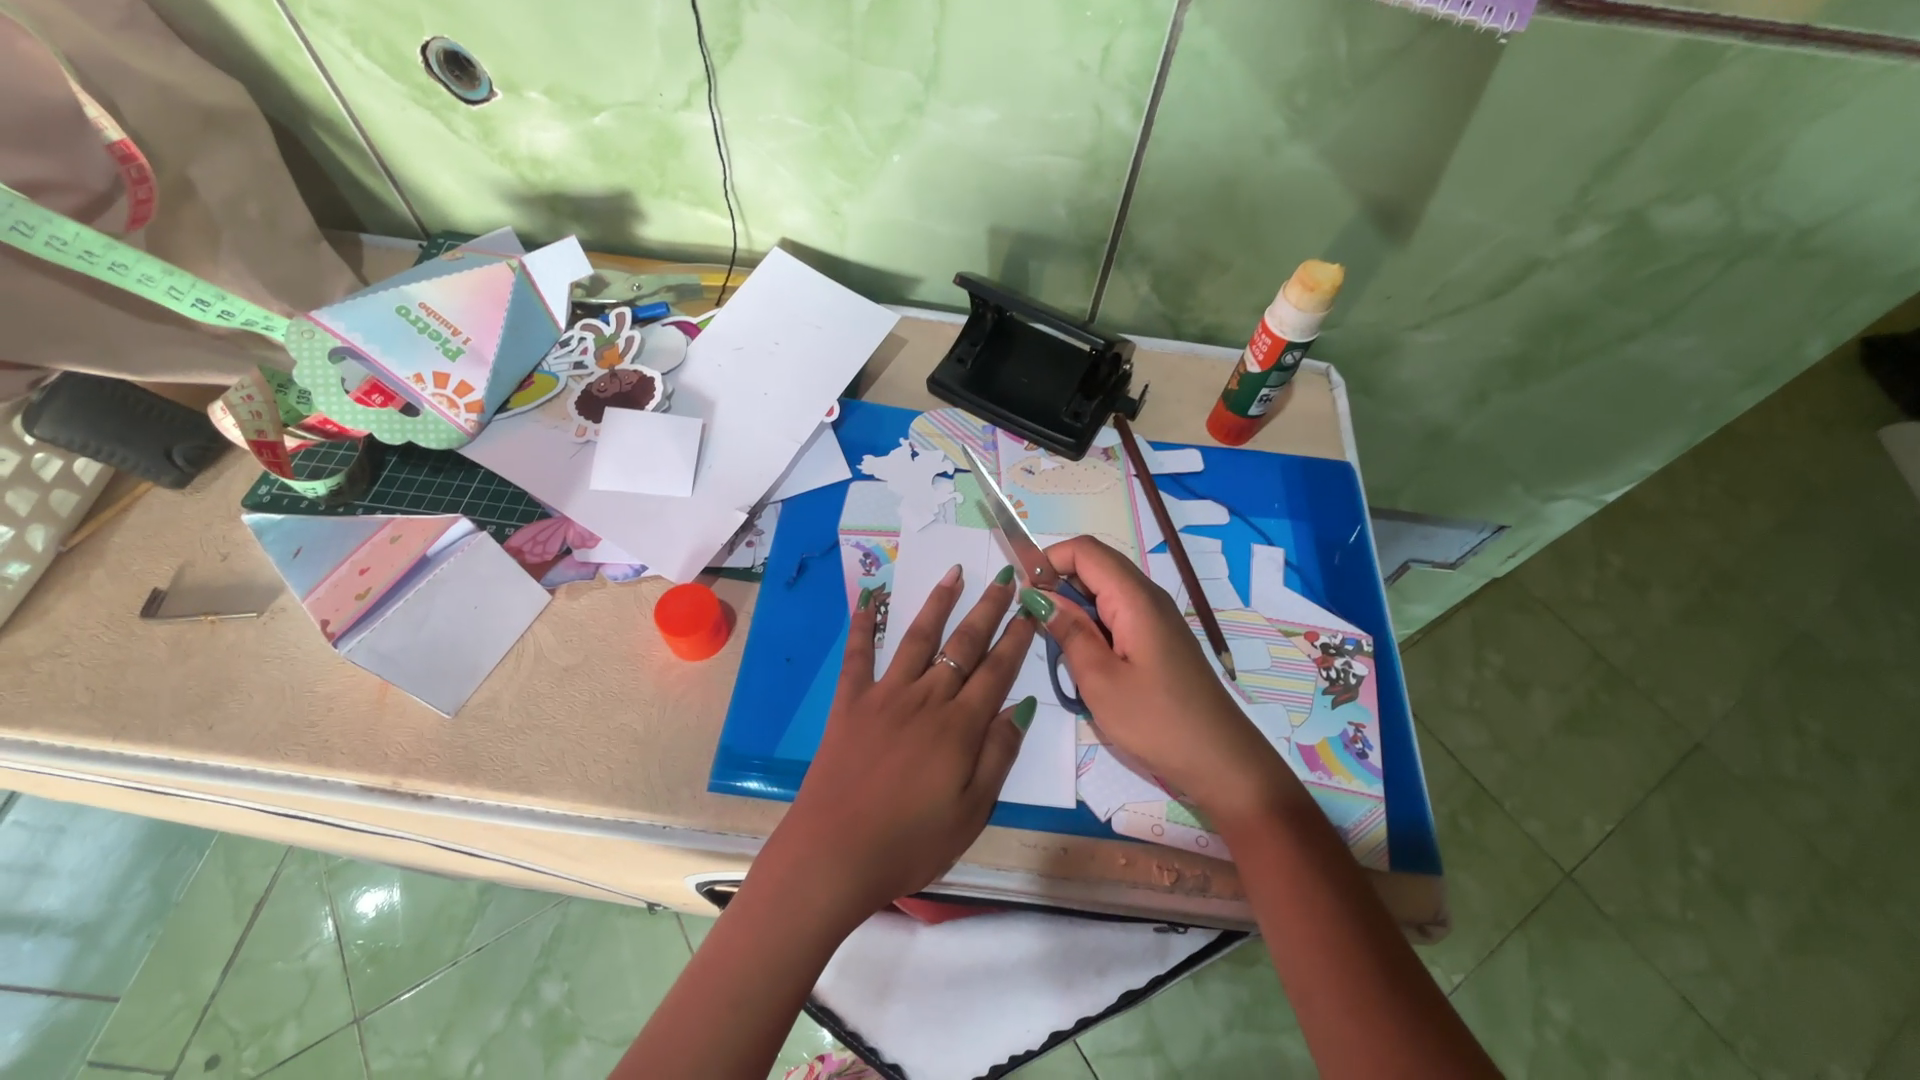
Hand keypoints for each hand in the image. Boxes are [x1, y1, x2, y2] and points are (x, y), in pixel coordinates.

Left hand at [754, 564, 1038, 925]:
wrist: (834, 853)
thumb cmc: (911, 842)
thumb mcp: (972, 811)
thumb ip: (998, 755)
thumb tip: (1020, 706)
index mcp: (960, 727)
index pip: (997, 671)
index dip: (1016, 638)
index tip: (1031, 608)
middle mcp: (926, 699)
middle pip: (963, 645)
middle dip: (987, 609)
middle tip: (1004, 577)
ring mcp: (884, 697)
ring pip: (918, 639)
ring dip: (938, 603)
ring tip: (955, 573)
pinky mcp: (849, 704)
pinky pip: (858, 656)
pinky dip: (864, 625)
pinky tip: (869, 600)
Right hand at [1024, 536, 1301, 830]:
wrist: (1220, 761)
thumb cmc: (1156, 722)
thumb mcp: (1099, 680)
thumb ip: (1069, 631)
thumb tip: (1039, 594)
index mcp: (1135, 599)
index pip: (1085, 550)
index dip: (1048, 560)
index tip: (1022, 593)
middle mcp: (1149, 598)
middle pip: (1096, 566)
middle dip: (1057, 582)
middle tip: (1032, 621)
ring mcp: (1157, 619)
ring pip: (1106, 592)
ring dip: (1074, 607)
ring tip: (1053, 643)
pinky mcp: (1159, 640)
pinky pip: (1118, 615)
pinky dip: (1093, 625)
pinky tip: (1082, 658)